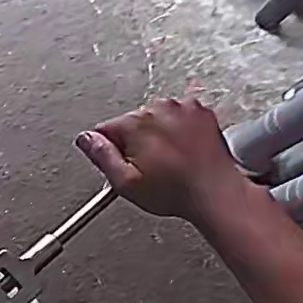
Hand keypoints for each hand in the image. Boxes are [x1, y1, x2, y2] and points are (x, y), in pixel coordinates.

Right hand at [76, 97, 250, 219]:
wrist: (217, 193)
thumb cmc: (176, 192)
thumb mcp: (125, 183)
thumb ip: (100, 156)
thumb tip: (85, 139)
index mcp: (136, 123)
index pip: (105, 129)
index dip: (111, 151)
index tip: (126, 165)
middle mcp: (160, 109)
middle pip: (131, 123)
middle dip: (135, 142)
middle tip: (150, 167)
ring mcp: (183, 108)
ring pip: (155, 119)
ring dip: (157, 136)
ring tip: (169, 161)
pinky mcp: (201, 112)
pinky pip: (178, 117)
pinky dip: (178, 131)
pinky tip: (182, 152)